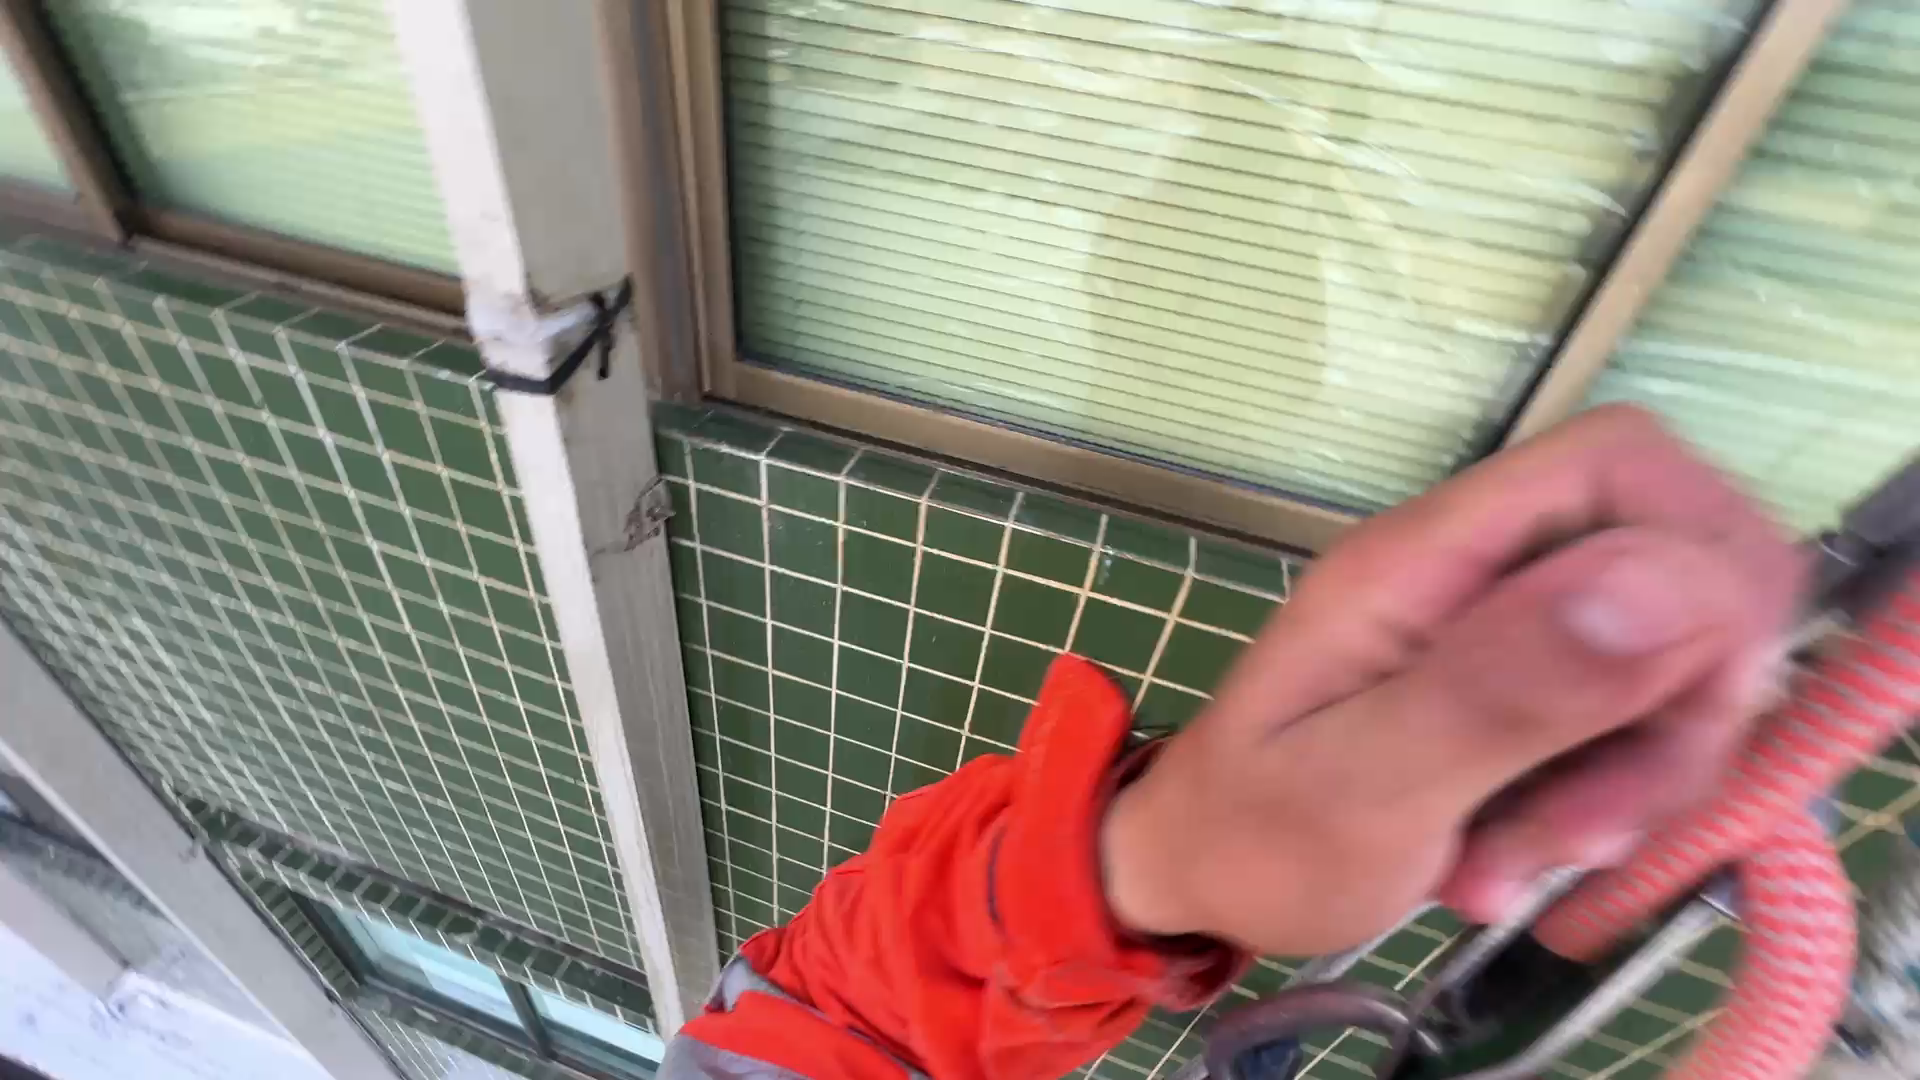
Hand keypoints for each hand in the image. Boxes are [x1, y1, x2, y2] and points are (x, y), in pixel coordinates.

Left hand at [1100, 406, 1802, 956]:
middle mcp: (1449, 572)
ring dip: (1625, 779)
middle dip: (1671, 710)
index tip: (1678, 708)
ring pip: (1654, 660)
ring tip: (1507, 858)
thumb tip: (1669, 574)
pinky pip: (1611, 722)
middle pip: (1666, 568)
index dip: (1696, 560)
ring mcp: (1473, 629)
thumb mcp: (1364, 782)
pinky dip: (1593, 801)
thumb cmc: (1253, 832)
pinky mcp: (1491, 689)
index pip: (1613, 461)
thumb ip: (1496, 686)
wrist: (1202, 862)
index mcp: (1409, 561)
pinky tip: (1501, 857)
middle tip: (1577, 825)